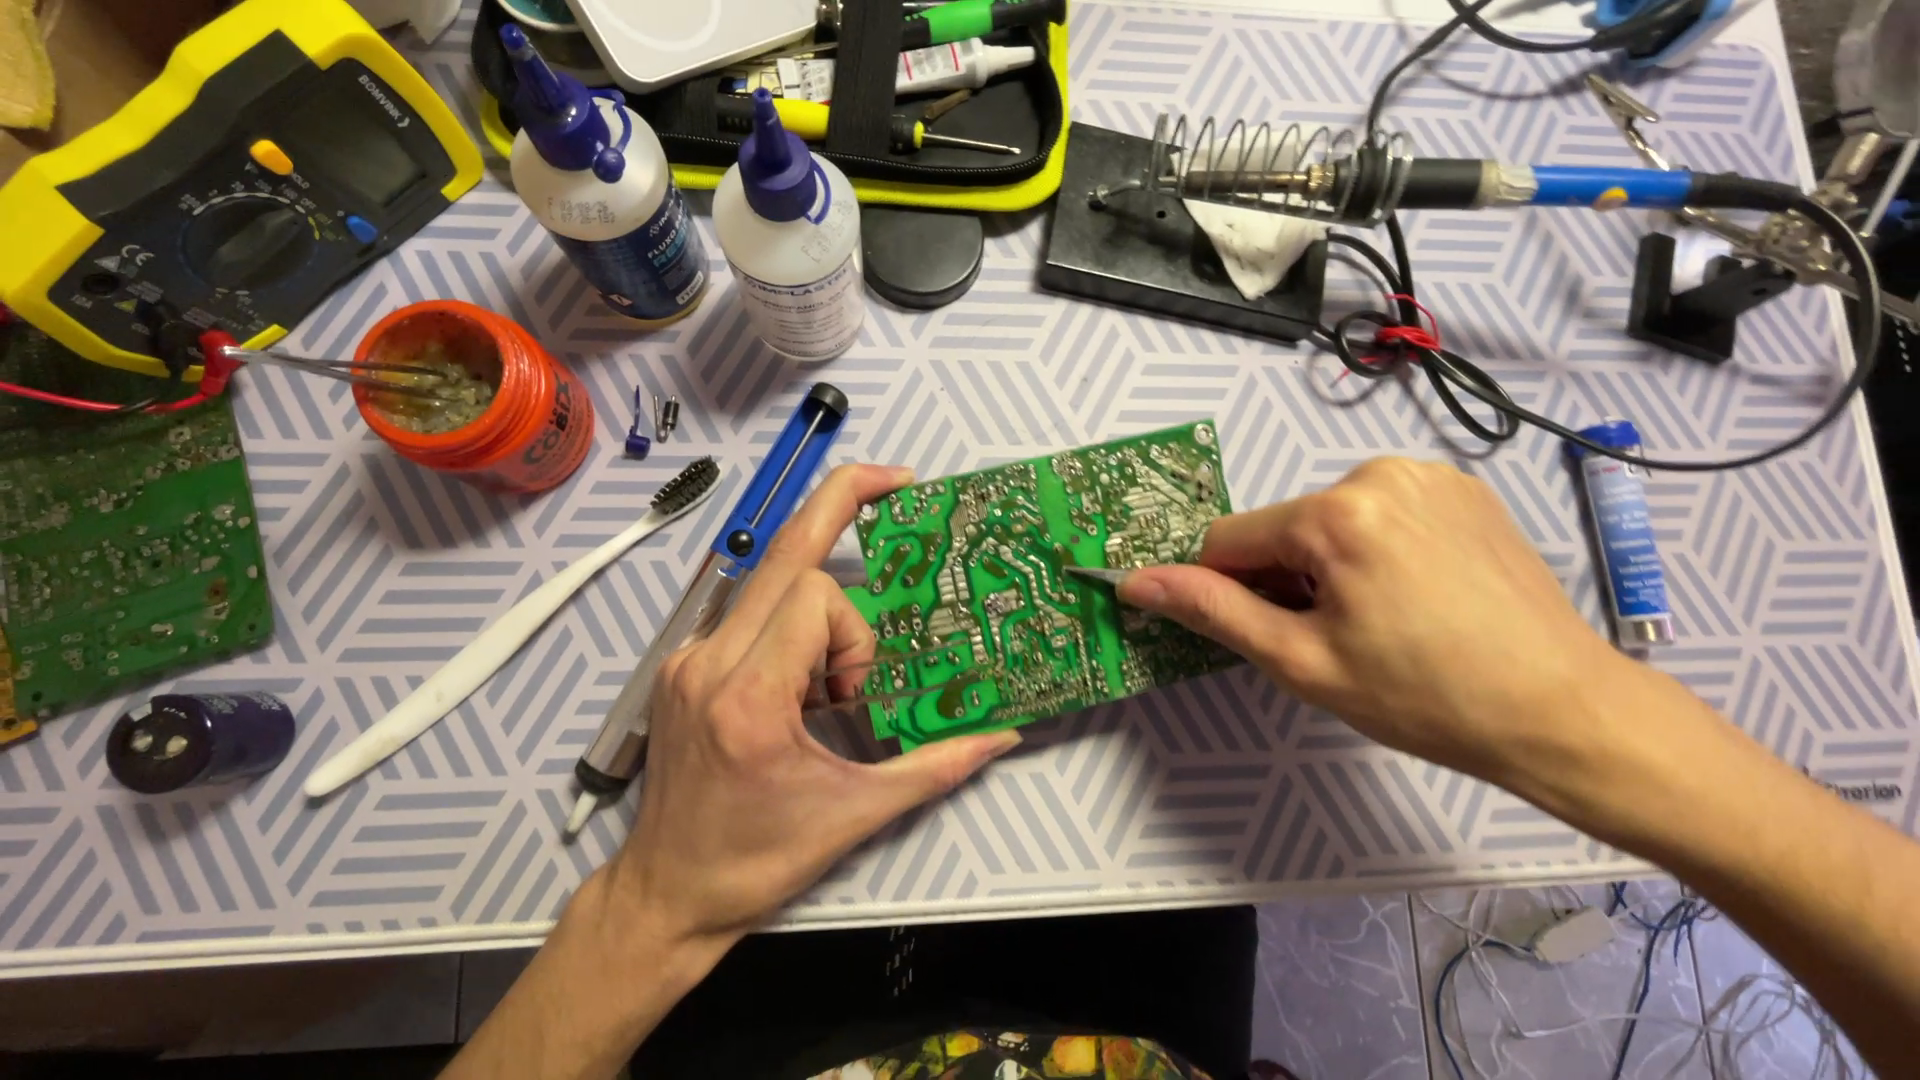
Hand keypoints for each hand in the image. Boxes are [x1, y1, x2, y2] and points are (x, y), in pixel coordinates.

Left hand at [601, 464, 1021, 948]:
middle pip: (784, 550)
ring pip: (769, 577)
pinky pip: (751, 608)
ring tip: (833, 676)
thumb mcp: (855, 815)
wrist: (668, 892)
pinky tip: (805, 678)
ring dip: (820, 602)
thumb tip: (999, 736)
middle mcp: (707, 661)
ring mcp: (688, 658)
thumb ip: (935, 767)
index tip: (854, 694)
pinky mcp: (683, 664)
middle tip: (896, 480)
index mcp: (745, 696)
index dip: (855, 632)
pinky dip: (794, 623)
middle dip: (842, 505)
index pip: (814, 594)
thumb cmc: (754, 861)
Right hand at [1119, 457, 1635, 785]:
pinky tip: (1413, 594)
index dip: (1227, 590)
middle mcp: (1379, 472)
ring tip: (1378, 619)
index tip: (1264, 634)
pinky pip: (1379, 512)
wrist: (1562, 710)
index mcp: (1336, 512)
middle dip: (1284, 577)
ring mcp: (1428, 475)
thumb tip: (1135, 583)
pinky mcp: (1463, 488)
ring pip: (1328, 520)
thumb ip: (1213, 611)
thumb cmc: (1422, 696)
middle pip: (1282, 527)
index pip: (1229, 540)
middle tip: (1331, 638)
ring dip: (1326, 563)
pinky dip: (1372, 548)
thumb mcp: (1300, 661)